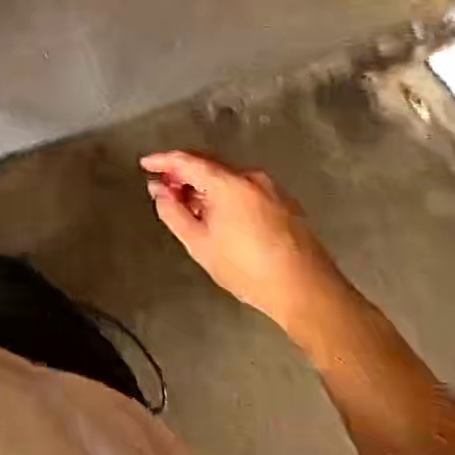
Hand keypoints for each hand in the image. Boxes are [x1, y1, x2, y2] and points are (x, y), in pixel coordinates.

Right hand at [140, 150, 351, 331]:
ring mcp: (272, 190)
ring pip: (227, 177)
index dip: (162, 161)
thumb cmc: (247, 269)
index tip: (145, 164)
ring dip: (203, 185)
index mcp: (228, 182)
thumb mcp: (199, 243)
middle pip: (208, 165)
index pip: (186, 160)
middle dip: (182, 173)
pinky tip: (216, 214)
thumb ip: (172, 212)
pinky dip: (224, 193)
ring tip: (187, 205)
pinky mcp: (284, 204)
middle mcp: (251, 178)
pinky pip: (244, 189)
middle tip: (162, 187)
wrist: (309, 293)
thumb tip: (159, 191)